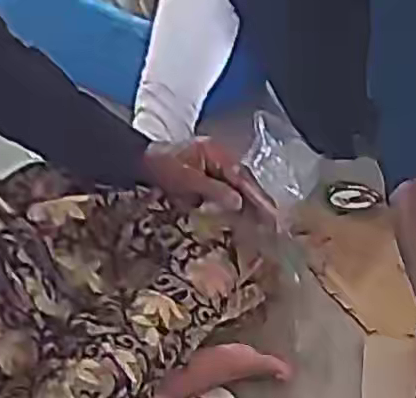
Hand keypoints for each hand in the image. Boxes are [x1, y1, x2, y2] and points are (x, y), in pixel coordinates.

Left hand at [143, 138, 276, 225]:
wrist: (138, 163)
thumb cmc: (160, 167)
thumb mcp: (186, 178)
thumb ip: (213, 189)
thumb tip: (239, 201)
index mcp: (215, 152)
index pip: (243, 177)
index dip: (259, 197)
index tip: (272, 214)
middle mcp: (219, 158)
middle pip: (247, 183)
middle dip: (262, 203)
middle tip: (277, 225)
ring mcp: (216, 167)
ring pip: (241, 188)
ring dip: (254, 207)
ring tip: (268, 226)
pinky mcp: (211, 178)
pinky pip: (232, 192)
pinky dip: (242, 206)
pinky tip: (249, 220)